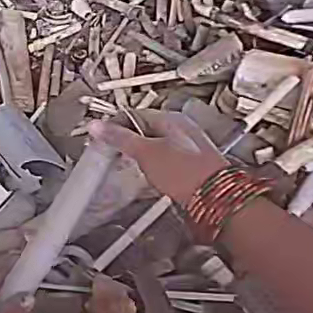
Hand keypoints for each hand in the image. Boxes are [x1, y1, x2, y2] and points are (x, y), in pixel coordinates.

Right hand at [88, 119, 224, 200]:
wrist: (215, 199)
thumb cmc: (185, 172)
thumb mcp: (146, 152)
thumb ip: (120, 138)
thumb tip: (97, 126)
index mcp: (171, 119)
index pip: (133, 114)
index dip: (114, 126)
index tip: (101, 139)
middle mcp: (180, 130)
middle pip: (144, 130)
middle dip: (125, 141)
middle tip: (111, 154)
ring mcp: (186, 148)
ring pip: (154, 146)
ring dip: (138, 156)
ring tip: (126, 166)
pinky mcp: (189, 167)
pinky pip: (163, 161)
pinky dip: (151, 167)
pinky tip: (147, 177)